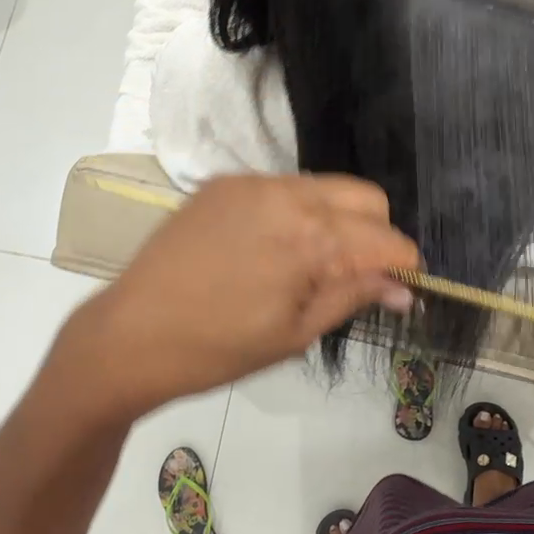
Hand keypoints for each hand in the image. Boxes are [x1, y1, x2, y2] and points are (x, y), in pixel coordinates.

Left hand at [53, 175, 419, 419]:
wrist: (130, 334)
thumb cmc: (216, 350)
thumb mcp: (294, 334)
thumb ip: (352, 298)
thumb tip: (402, 288)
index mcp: (311, 239)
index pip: (387, 238)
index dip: (404, 265)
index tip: (402, 287)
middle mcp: (287, 195)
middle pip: (365, 196)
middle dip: (376, 233)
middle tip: (357, 276)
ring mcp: (250, 183)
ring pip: (323, 186)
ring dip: (336, 219)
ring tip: (311, 264)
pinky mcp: (222, 183)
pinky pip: (281, 187)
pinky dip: (295, 211)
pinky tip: (272, 248)